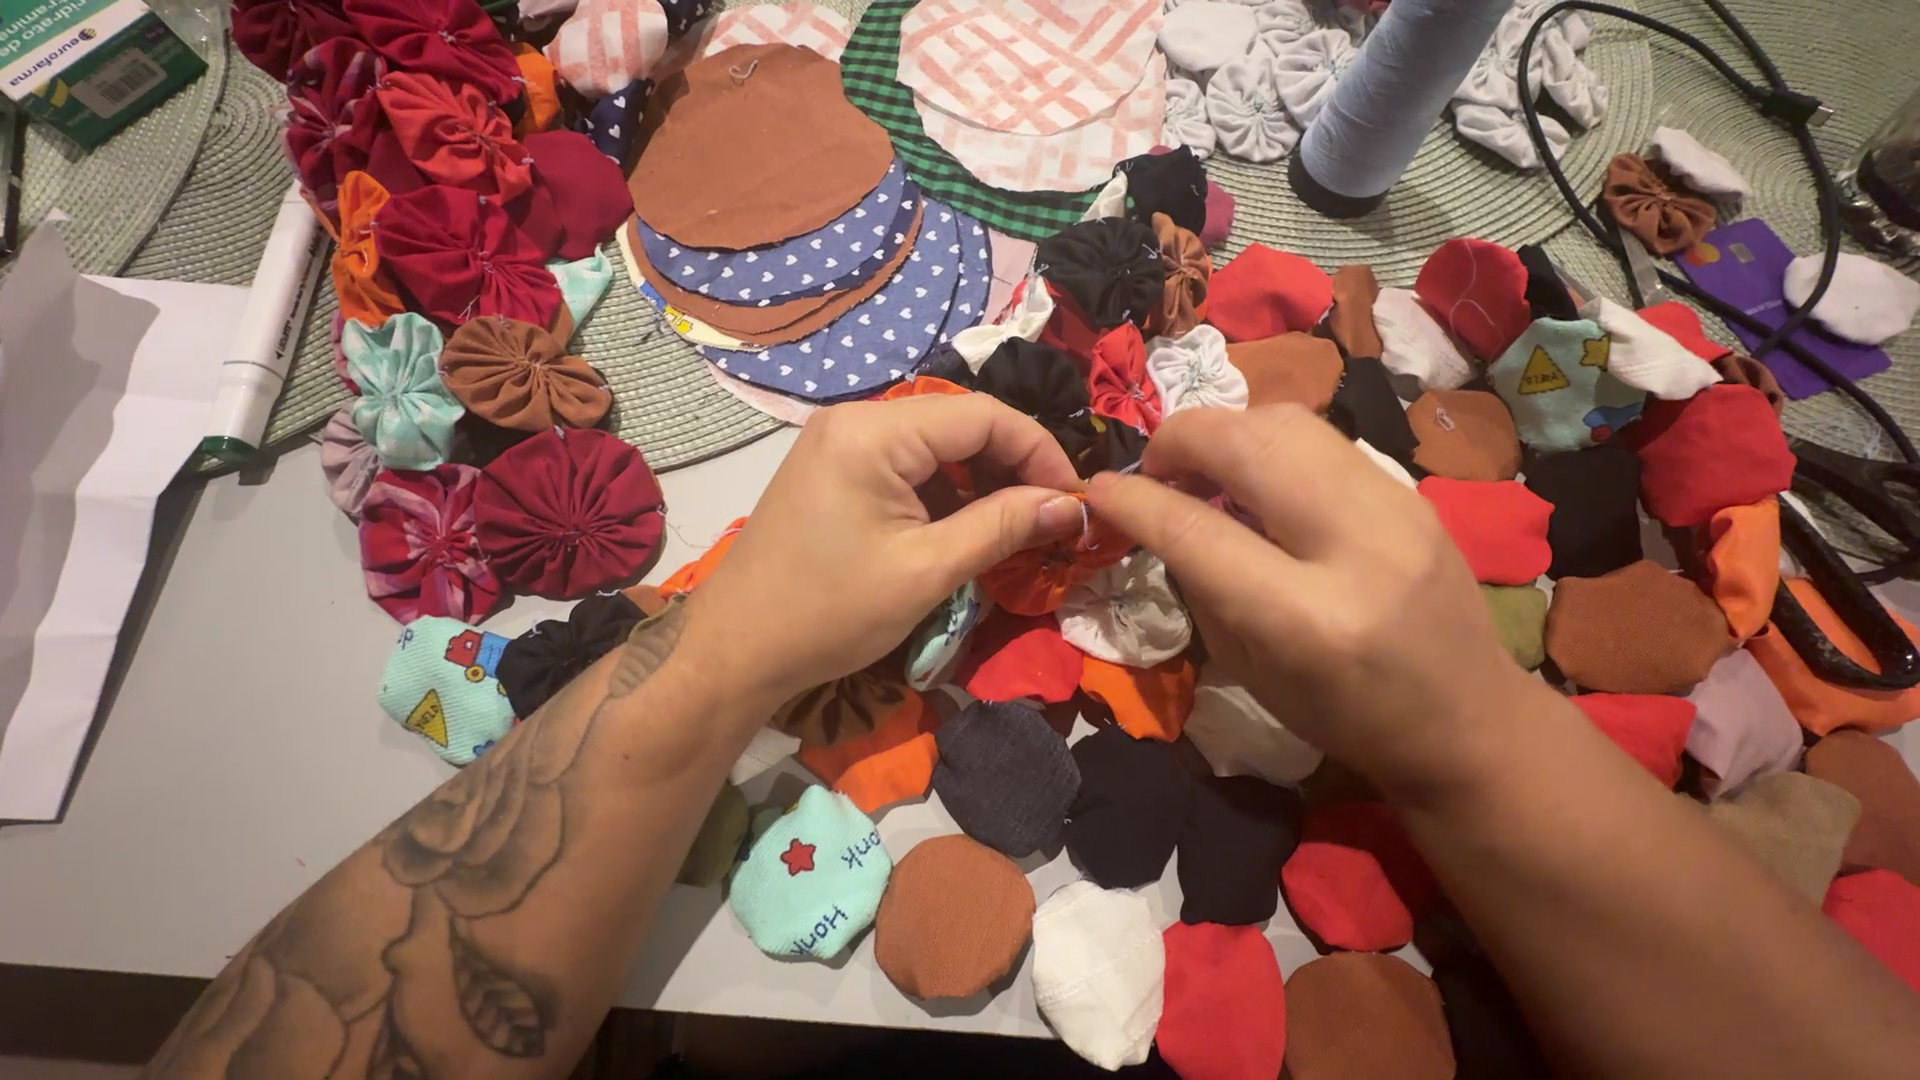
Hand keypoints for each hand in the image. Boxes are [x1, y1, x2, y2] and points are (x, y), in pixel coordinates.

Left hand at [677, 394, 1084, 711]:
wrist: (736, 650)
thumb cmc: (829, 614)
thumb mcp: (927, 571)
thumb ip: (1003, 527)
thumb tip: (1069, 505)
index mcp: (873, 431)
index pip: (982, 416)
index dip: (1038, 451)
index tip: (1072, 499)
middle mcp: (854, 418)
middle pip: (958, 424)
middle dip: (1010, 467)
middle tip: (1047, 517)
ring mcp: (838, 442)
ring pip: (934, 446)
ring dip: (979, 482)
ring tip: (1012, 528)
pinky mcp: (833, 469)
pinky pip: (904, 465)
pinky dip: (942, 492)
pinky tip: (962, 528)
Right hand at [1086, 405, 1542, 802]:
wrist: (1469, 723)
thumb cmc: (1342, 717)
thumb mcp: (1247, 668)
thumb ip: (1199, 583)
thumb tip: (1164, 514)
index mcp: (1305, 618)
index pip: (1196, 529)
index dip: (1134, 499)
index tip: (1099, 490)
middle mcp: (1355, 547)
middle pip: (1247, 444)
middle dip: (1177, 439)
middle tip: (1154, 471)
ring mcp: (1395, 508)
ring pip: (1286, 421)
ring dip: (1223, 432)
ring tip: (1203, 471)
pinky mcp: (1411, 491)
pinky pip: (1318, 438)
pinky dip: (1265, 444)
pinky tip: (1254, 480)